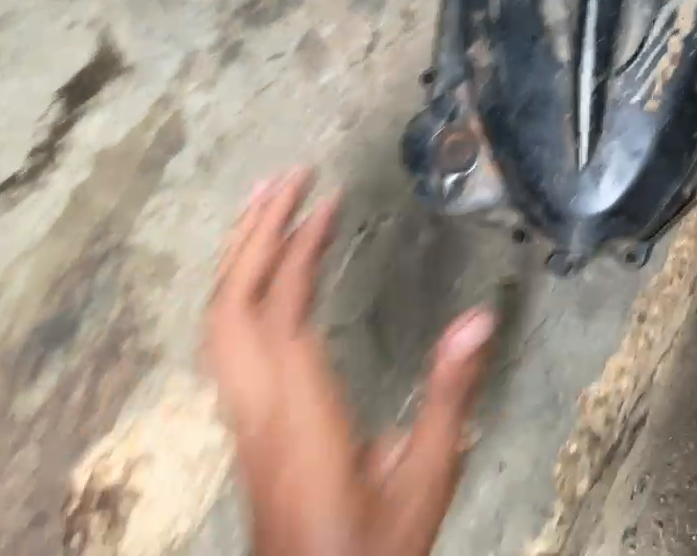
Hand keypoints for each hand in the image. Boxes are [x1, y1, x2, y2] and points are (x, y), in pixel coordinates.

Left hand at [206, 168, 495, 555]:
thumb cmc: (374, 543)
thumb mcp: (427, 474)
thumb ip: (449, 394)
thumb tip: (478, 318)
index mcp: (299, 412)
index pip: (282, 311)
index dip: (298, 247)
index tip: (327, 199)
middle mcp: (256, 407)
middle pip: (232, 305)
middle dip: (255, 232)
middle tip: (289, 177)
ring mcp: (242, 417)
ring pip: (218, 323)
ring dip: (239, 255)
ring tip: (266, 202)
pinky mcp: (245, 424)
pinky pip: (225, 340)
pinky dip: (237, 288)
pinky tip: (258, 271)